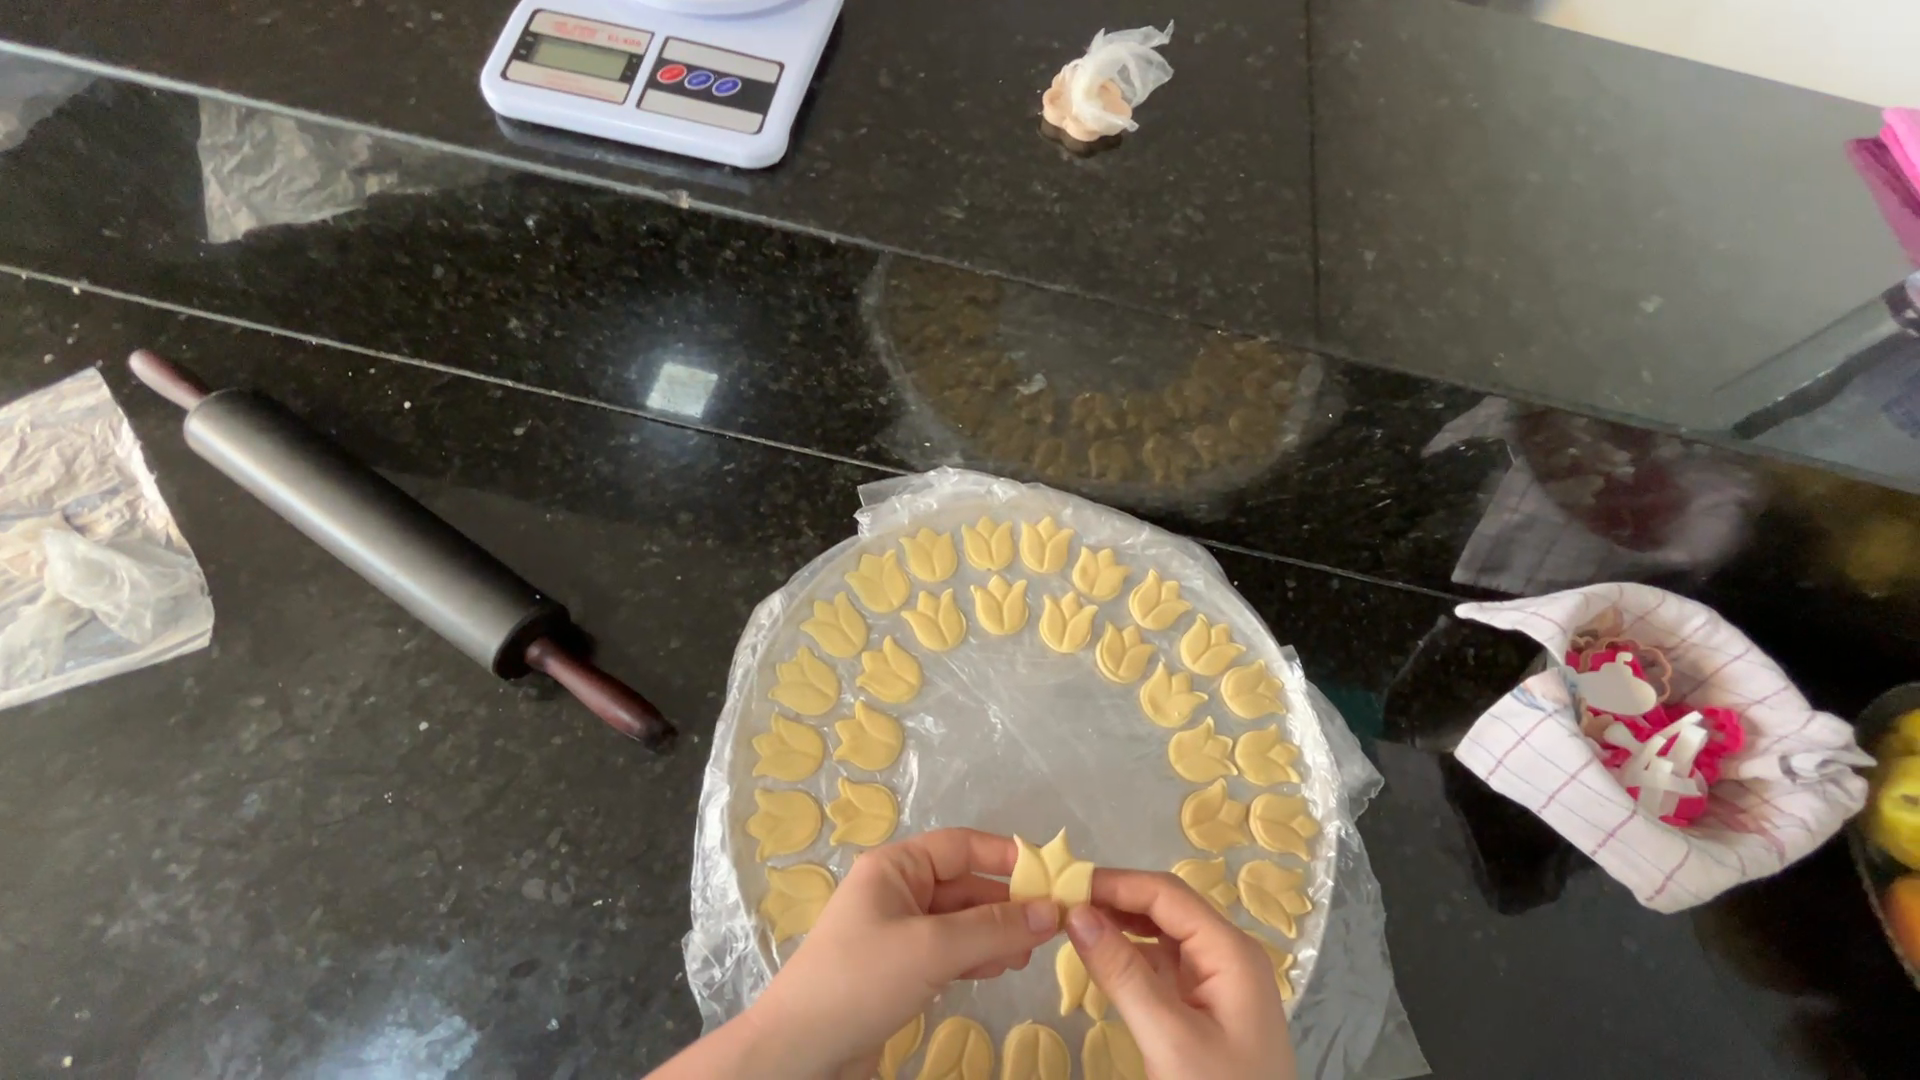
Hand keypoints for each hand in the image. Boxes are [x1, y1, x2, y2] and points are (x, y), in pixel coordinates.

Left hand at [747, 828, 1061, 1077]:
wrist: (800, 1054)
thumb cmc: (861, 979)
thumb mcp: (932, 948)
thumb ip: (993, 928)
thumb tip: (1051, 911)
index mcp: (896, 866)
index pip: (961, 846)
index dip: (1006, 856)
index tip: (1050, 875)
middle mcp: (898, 890)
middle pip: (964, 885)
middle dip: (1006, 903)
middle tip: (1052, 926)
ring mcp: (898, 931)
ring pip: (960, 920)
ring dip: (996, 932)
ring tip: (1030, 953)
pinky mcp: (900, 969)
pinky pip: (950, 950)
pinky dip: (977, 955)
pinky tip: (1002, 967)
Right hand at [1066, 869, 1296, 1079]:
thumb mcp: (1169, 1039)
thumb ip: (1122, 972)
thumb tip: (1076, 913)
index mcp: (1230, 951)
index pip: (1165, 894)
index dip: (1115, 883)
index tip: (1063, 884)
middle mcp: (1226, 954)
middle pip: (1164, 907)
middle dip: (1114, 899)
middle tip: (1059, 901)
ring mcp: (1216, 981)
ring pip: (1160, 932)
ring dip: (1118, 924)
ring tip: (1070, 922)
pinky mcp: (1202, 1006)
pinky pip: (1161, 963)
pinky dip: (1128, 954)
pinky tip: (1098, 956)